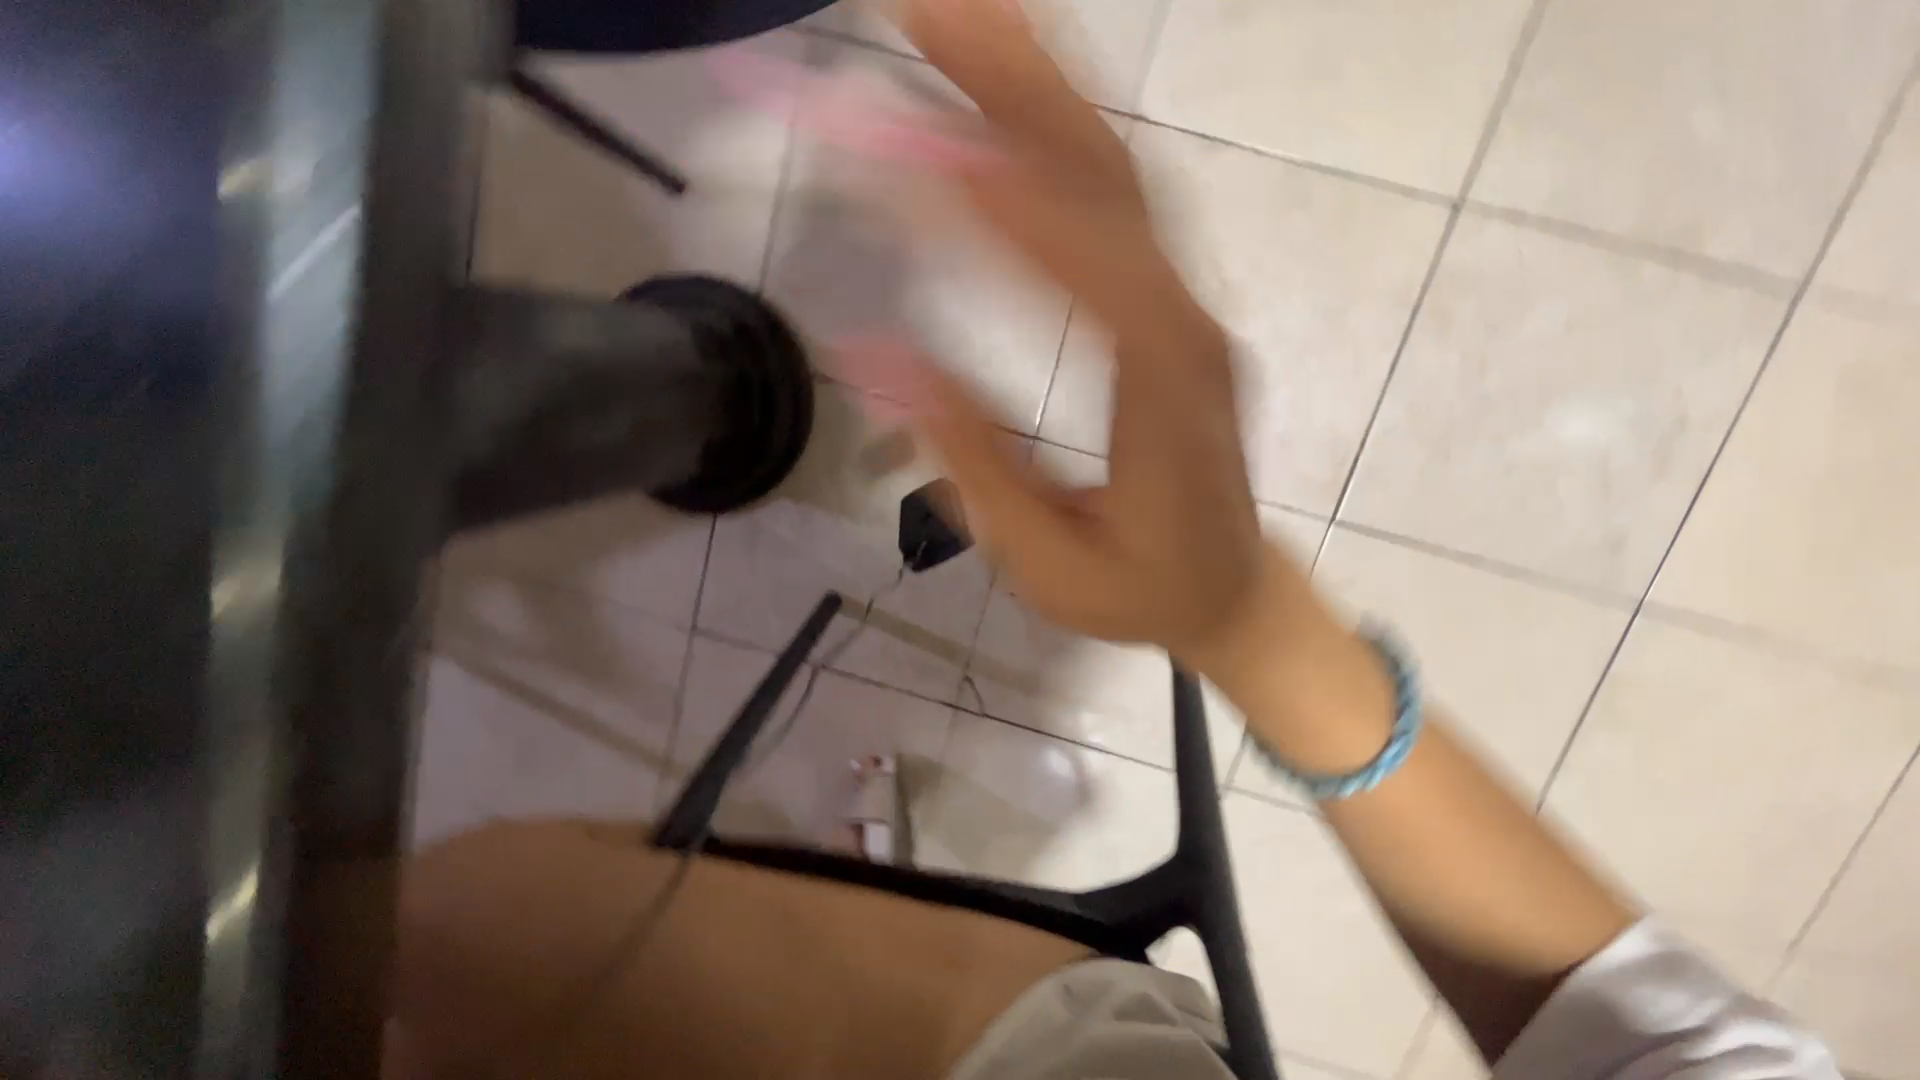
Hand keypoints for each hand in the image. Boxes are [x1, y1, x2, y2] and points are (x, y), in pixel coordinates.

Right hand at [841, 0, 1311, 671]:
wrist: (1232, 589)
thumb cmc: (1142, 592)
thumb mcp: (1048, 559)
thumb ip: (972, 460)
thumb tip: (873, 359)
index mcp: (1164, 392)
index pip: (1087, 270)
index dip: (998, 206)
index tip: (905, 151)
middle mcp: (1187, 320)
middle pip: (1109, 178)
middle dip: (1017, 87)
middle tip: (926, 10)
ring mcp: (1186, 300)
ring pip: (1117, 167)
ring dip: (1038, 82)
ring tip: (955, 16)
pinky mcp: (1170, 298)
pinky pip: (1118, 197)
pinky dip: (1059, 129)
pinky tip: (1005, 91)